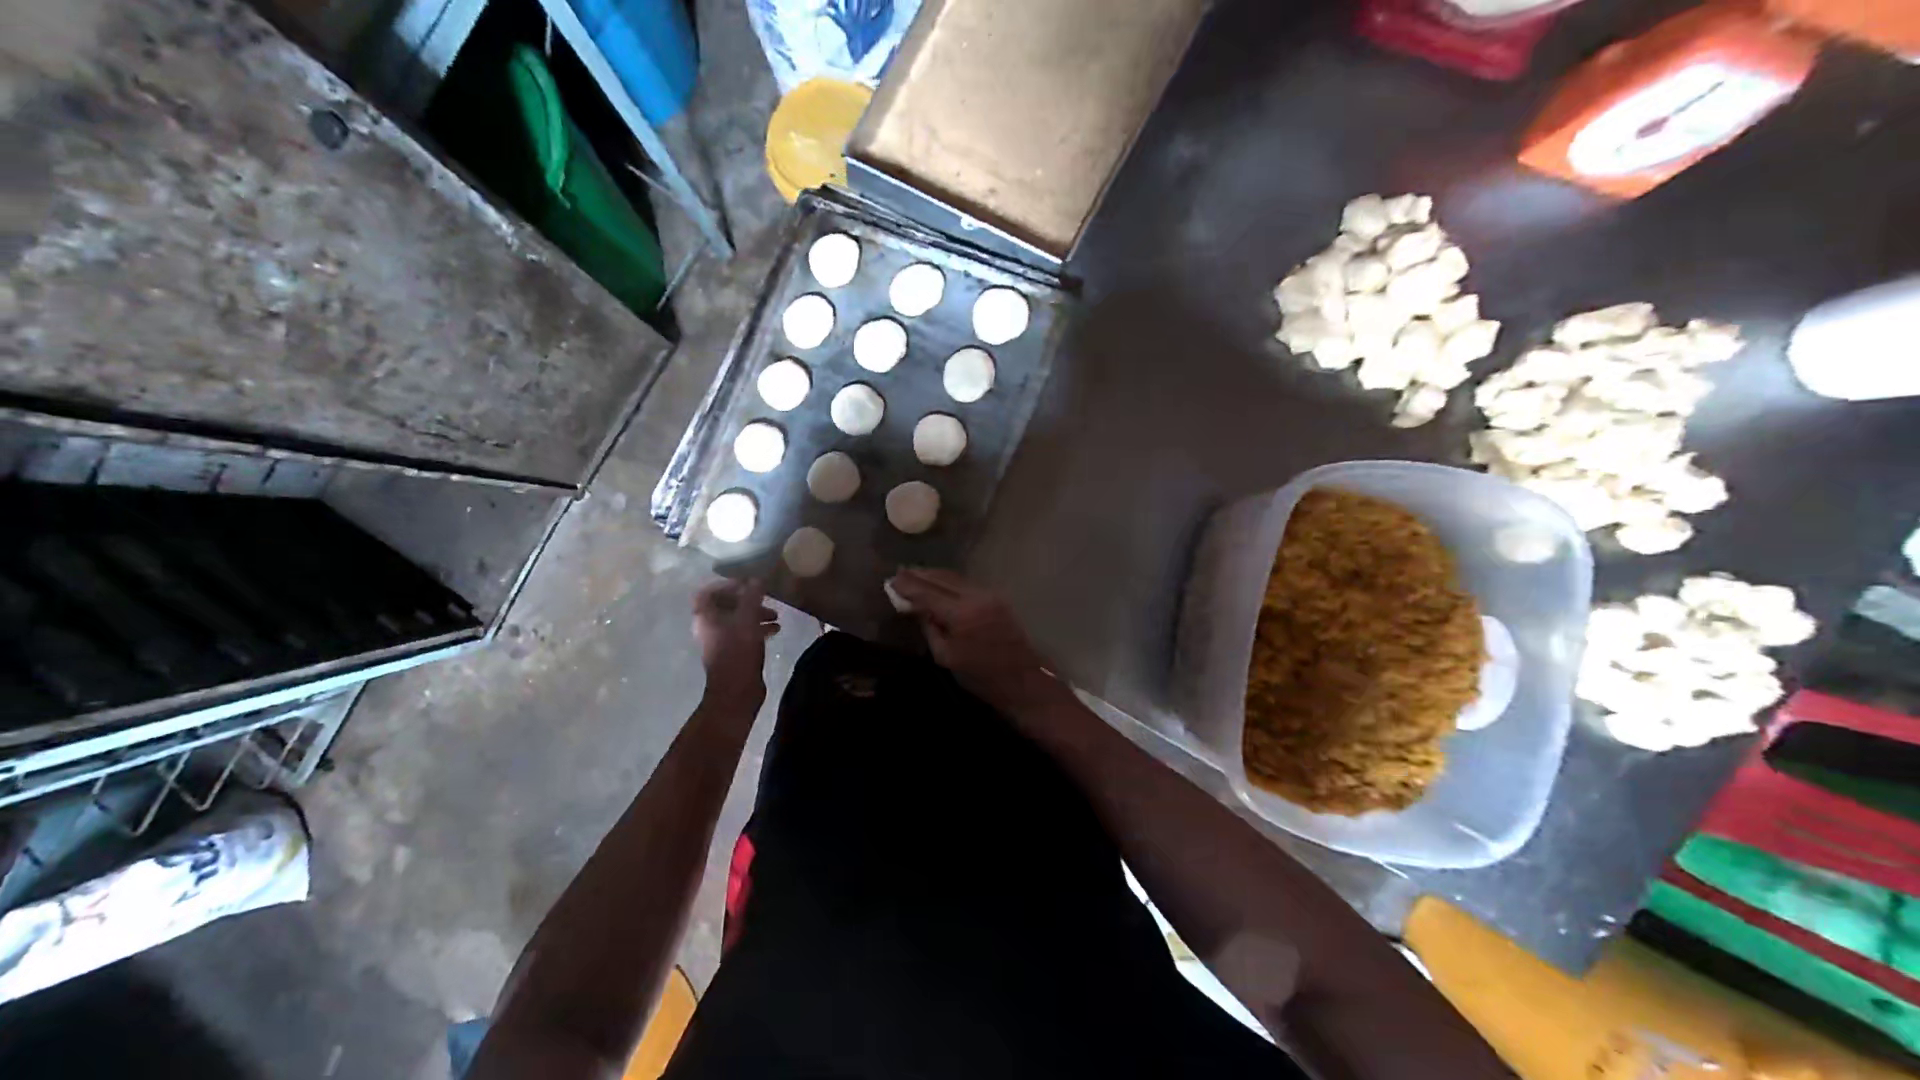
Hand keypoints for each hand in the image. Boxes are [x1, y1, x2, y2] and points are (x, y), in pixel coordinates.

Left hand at [692, 579, 777, 710]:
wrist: (737, 691)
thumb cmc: (738, 651)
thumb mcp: (747, 619)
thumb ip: (752, 596)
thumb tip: (757, 579)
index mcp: (705, 617)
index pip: (709, 591)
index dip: (727, 584)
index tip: (747, 583)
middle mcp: (709, 627)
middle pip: (726, 605)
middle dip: (747, 599)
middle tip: (765, 598)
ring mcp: (720, 641)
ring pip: (737, 619)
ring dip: (756, 614)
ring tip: (776, 615)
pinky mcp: (733, 653)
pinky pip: (744, 633)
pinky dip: (758, 628)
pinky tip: (775, 630)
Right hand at [886, 568, 1057, 713]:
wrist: (1024, 681)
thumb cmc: (982, 677)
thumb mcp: (946, 657)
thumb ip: (929, 628)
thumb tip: (915, 608)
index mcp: (961, 614)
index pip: (927, 592)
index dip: (907, 586)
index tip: (890, 581)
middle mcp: (975, 596)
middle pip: (941, 578)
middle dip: (918, 574)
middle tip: (898, 572)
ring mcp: (989, 594)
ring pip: (954, 577)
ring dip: (933, 575)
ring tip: (912, 574)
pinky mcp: (996, 597)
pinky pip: (965, 583)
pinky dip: (948, 580)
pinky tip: (937, 582)